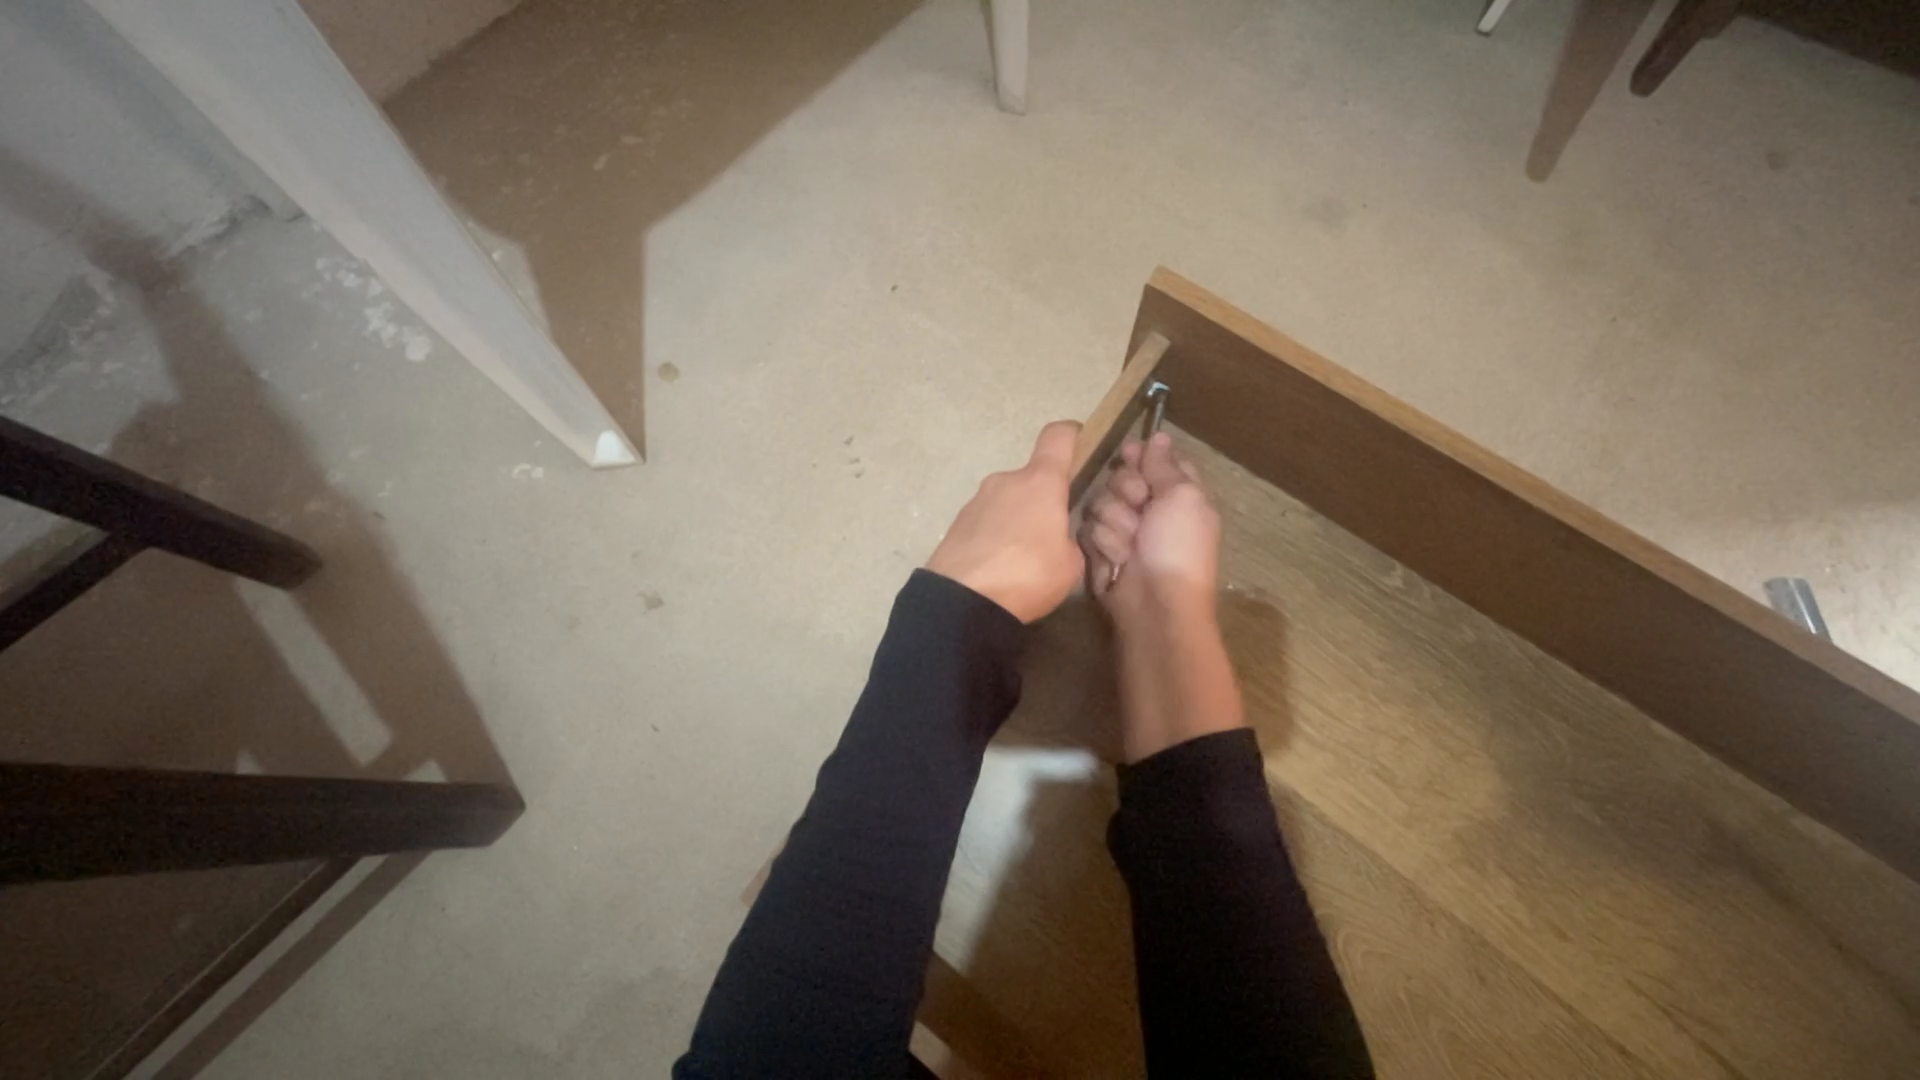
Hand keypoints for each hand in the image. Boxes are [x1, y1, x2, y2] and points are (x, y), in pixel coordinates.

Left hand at [926, 421, 1086, 622]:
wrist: (963, 602)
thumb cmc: (1028, 574)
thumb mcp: (1070, 564)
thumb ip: (1068, 540)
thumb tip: (1056, 538)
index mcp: (1039, 481)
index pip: (1058, 437)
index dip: (1073, 435)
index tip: (1082, 445)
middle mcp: (1005, 481)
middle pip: (1032, 478)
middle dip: (1044, 500)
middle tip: (1054, 534)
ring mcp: (976, 501)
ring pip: (1008, 502)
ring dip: (1018, 520)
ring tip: (1025, 560)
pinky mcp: (956, 525)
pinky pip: (987, 523)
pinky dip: (996, 538)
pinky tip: (1001, 568)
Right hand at [1080, 433, 1221, 629]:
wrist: (1154, 604)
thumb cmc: (1177, 548)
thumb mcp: (1183, 497)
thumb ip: (1166, 465)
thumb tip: (1160, 434)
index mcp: (1177, 494)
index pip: (1155, 460)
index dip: (1142, 456)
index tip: (1130, 454)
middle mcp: (1149, 509)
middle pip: (1121, 477)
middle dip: (1125, 492)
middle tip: (1139, 508)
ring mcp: (1122, 530)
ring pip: (1099, 502)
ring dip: (1114, 524)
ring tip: (1129, 547)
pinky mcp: (1099, 550)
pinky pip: (1085, 530)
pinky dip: (1101, 545)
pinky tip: (1115, 561)